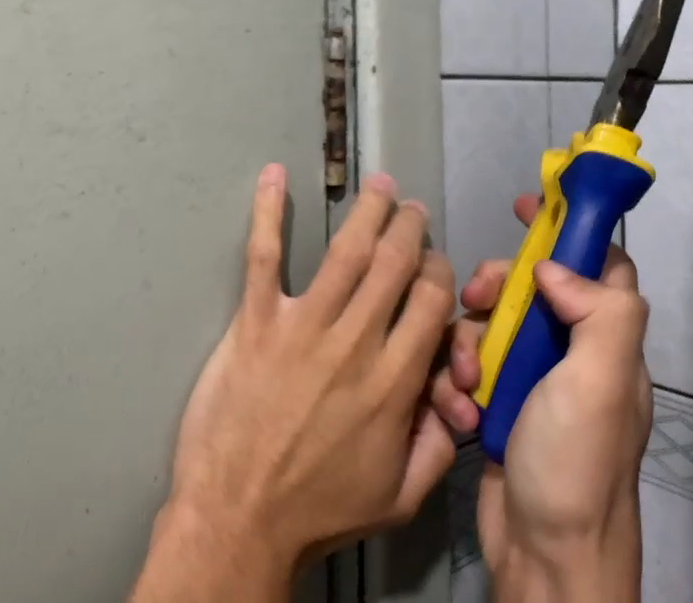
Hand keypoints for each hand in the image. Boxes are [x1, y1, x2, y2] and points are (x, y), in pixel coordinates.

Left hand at [131, 165, 457, 601]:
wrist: (240, 516)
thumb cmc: (317, 511)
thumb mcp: (399, 498)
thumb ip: (436, 447)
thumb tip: (451, 400)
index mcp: (394, 385)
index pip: (432, 304)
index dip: (438, 273)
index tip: (433, 264)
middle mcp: (355, 345)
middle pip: (395, 267)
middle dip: (409, 229)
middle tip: (410, 209)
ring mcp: (302, 328)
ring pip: (346, 253)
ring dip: (367, 212)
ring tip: (378, 186)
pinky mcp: (255, 324)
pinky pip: (263, 256)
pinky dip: (267, 212)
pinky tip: (273, 176)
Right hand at [427, 196, 650, 599]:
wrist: (545, 555)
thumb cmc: (576, 466)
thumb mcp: (600, 386)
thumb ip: (598, 315)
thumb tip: (556, 266)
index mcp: (605, 345)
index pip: (597, 267)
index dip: (567, 231)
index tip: (526, 205)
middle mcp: (570, 357)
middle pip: (526, 291)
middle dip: (493, 289)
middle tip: (475, 300)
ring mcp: (530, 384)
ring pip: (485, 328)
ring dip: (464, 344)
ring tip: (462, 378)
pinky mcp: (495, 408)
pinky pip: (463, 369)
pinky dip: (453, 382)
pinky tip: (454, 407)